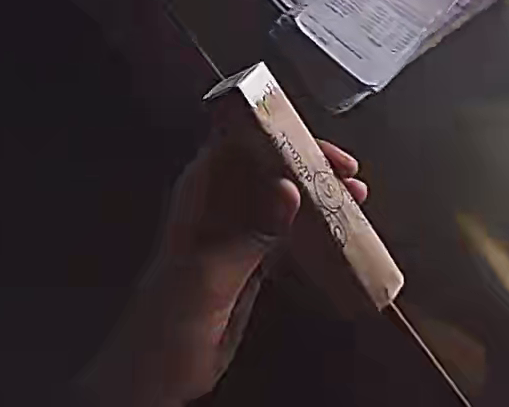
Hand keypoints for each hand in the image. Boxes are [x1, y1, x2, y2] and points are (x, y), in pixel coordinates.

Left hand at [75, 128, 367, 406]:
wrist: (154, 375)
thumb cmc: (167, 319)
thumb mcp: (209, 274)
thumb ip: (251, 234)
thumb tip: (290, 189)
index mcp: (202, 189)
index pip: (241, 141)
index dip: (277, 133)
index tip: (314, 143)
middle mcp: (222, 201)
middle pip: (269, 165)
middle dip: (308, 163)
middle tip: (346, 171)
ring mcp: (238, 228)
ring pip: (283, 197)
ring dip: (317, 194)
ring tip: (354, 195)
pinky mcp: (252, 257)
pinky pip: (288, 231)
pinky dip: (314, 228)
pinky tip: (339, 230)